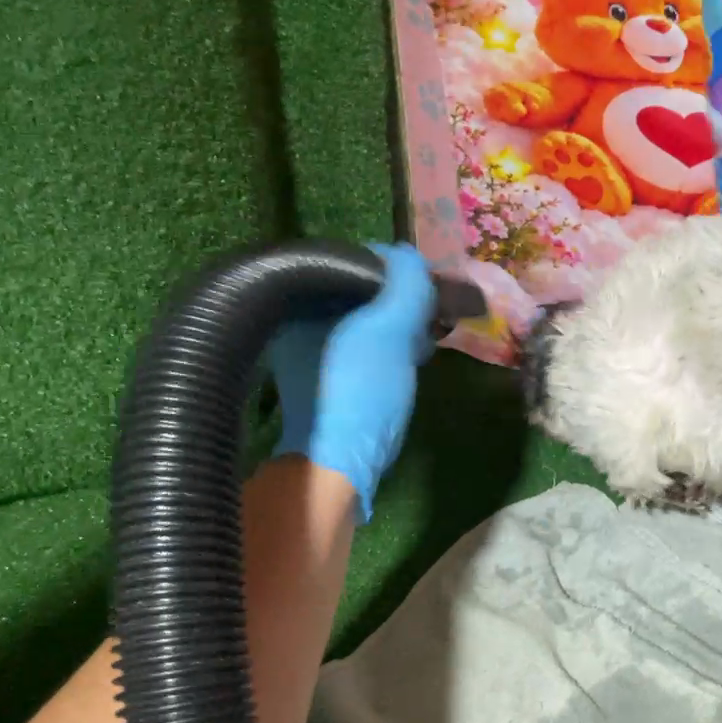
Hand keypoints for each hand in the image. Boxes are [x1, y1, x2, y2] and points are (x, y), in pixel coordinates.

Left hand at [268, 244, 437, 520]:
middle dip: (400, 303)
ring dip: (399, 326)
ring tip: (423, 345)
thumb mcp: (389, 331)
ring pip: (364, 320)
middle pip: (359, 292)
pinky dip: (388, 349)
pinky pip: (363, 346)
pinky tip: (406, 364)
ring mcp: (307, 352)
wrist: (339, 465)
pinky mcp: (325, 379)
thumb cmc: (361, 393)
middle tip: (429, 322)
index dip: (395, 273)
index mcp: (294, 301)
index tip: (426, 294)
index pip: (352, 263)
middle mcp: (292, 321)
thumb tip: (411, 257)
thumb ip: (405, 287)